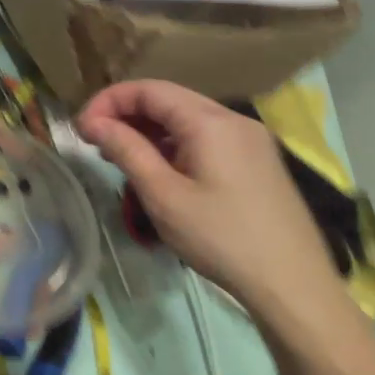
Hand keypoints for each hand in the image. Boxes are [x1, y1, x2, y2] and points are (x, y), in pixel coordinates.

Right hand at [76, 80, 340, 313]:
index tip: (81, 129)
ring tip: (118, 158)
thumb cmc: (221, 237)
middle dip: (124, 114)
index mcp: (211, 122)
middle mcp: (234, 121)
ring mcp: (250, 141)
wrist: (293, 285)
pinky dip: (171, 144)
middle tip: (93, 142)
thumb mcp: (162, 194)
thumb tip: (93, 122)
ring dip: (146, 130)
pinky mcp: (255, 162)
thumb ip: (126, 150)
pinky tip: (156, 170)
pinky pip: (204, 137)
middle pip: (168, 100)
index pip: (148, 90)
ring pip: (185, 119)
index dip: (108, 101)